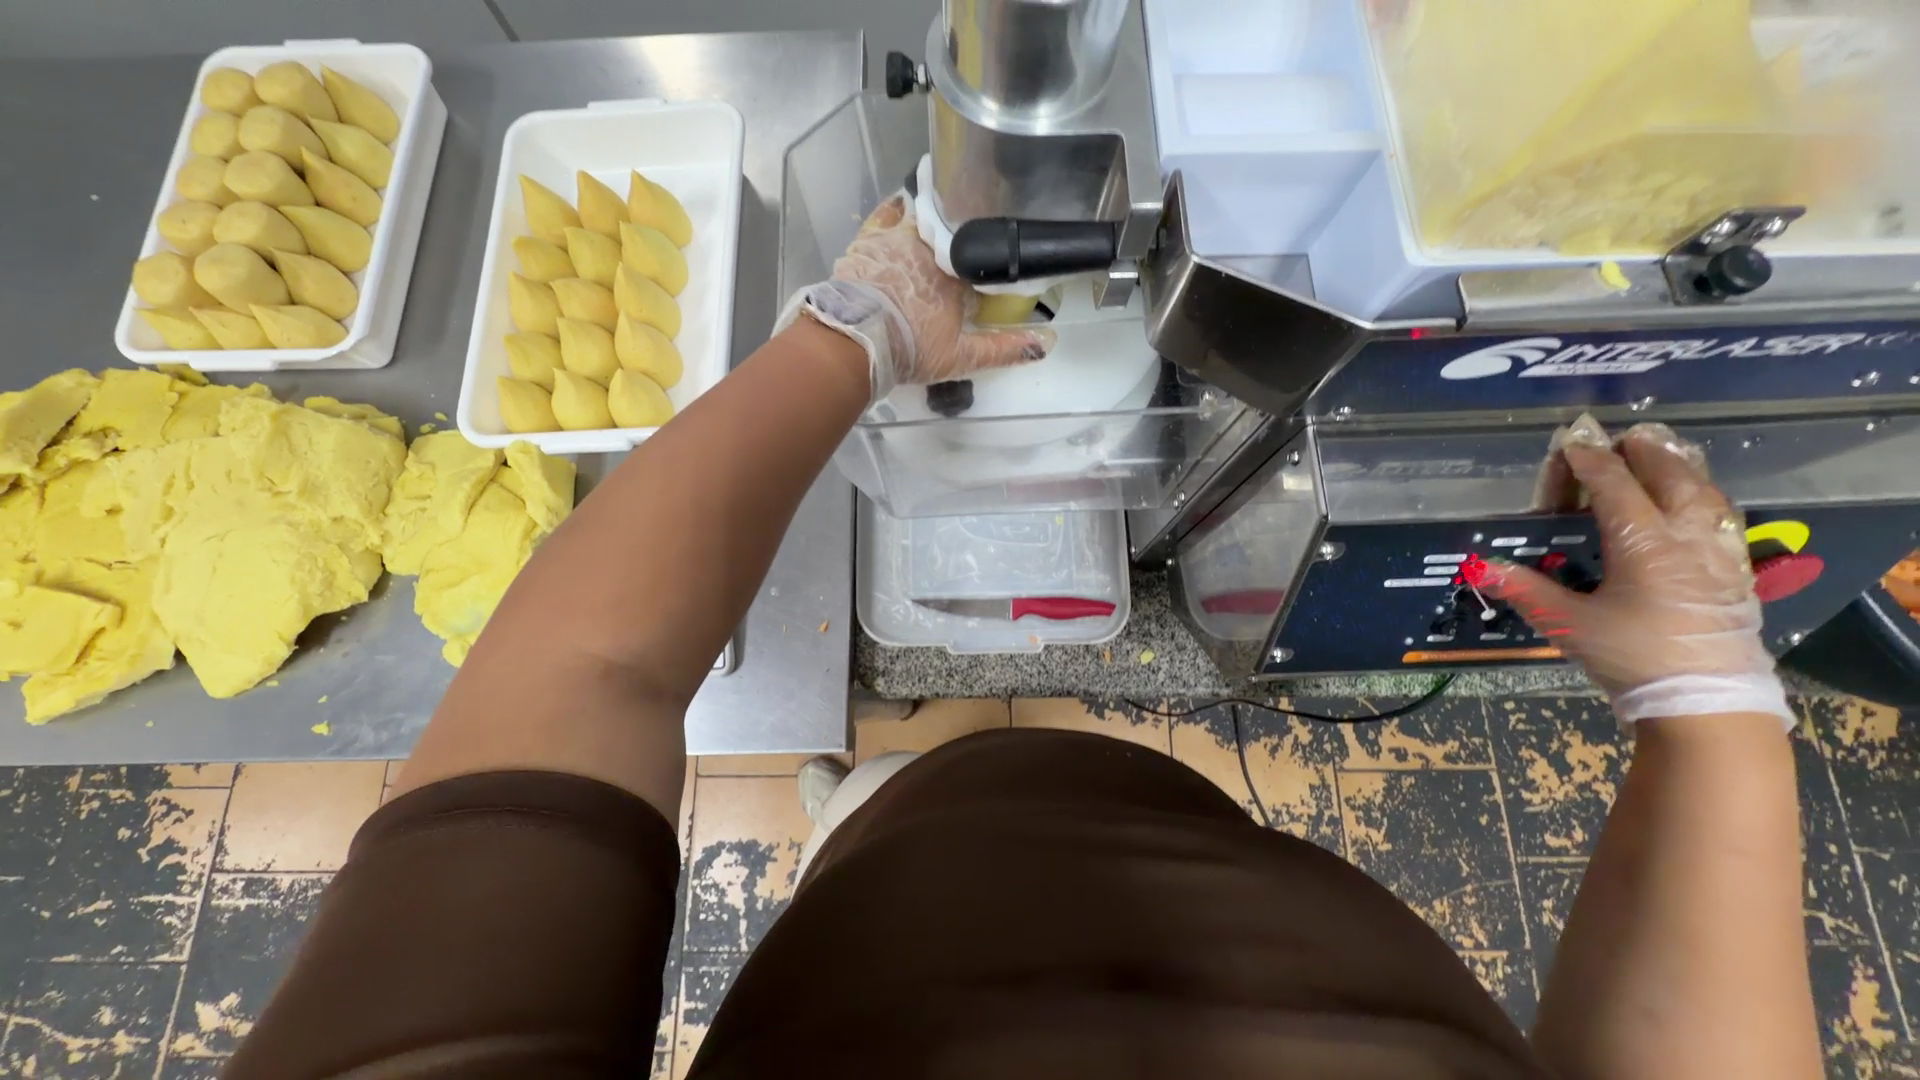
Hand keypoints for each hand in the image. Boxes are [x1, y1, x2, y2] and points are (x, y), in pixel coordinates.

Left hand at [793, 195, 1053, 400]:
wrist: (854, 341)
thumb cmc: (911, 347)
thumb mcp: (961, 356)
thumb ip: (1003, 349)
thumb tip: (1047, 344)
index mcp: (956, 270)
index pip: (979, 254)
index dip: (984, 257)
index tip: (988, 259)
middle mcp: (929, 244)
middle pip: (950, 228)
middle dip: (957, 230)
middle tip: (963, 233)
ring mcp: (895, 237)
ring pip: (919, 215)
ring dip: (928, 215)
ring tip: (935, 217)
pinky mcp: (866, 240)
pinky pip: (883, 215)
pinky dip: (893, 211)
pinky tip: (897, 207)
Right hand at [1483, 415, 1790, 727]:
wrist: (1706, 701)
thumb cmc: (1633, 656)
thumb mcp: (1570, 623)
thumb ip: (1527, 589)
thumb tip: (1480, 567)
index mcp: (1645, 545)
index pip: (1616, 488)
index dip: (1591, 463)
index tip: (1573, 443)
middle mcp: (1687, 538)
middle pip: (1672, 478)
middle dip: (1646, 452)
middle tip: (1624, 435)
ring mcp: (1719, 554)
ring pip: (1706, 494)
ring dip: (1682, 468)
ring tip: (1664, 452)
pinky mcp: (1736, 573)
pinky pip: (1723, 518)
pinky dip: (1705, 495)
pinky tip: (1696, 499)